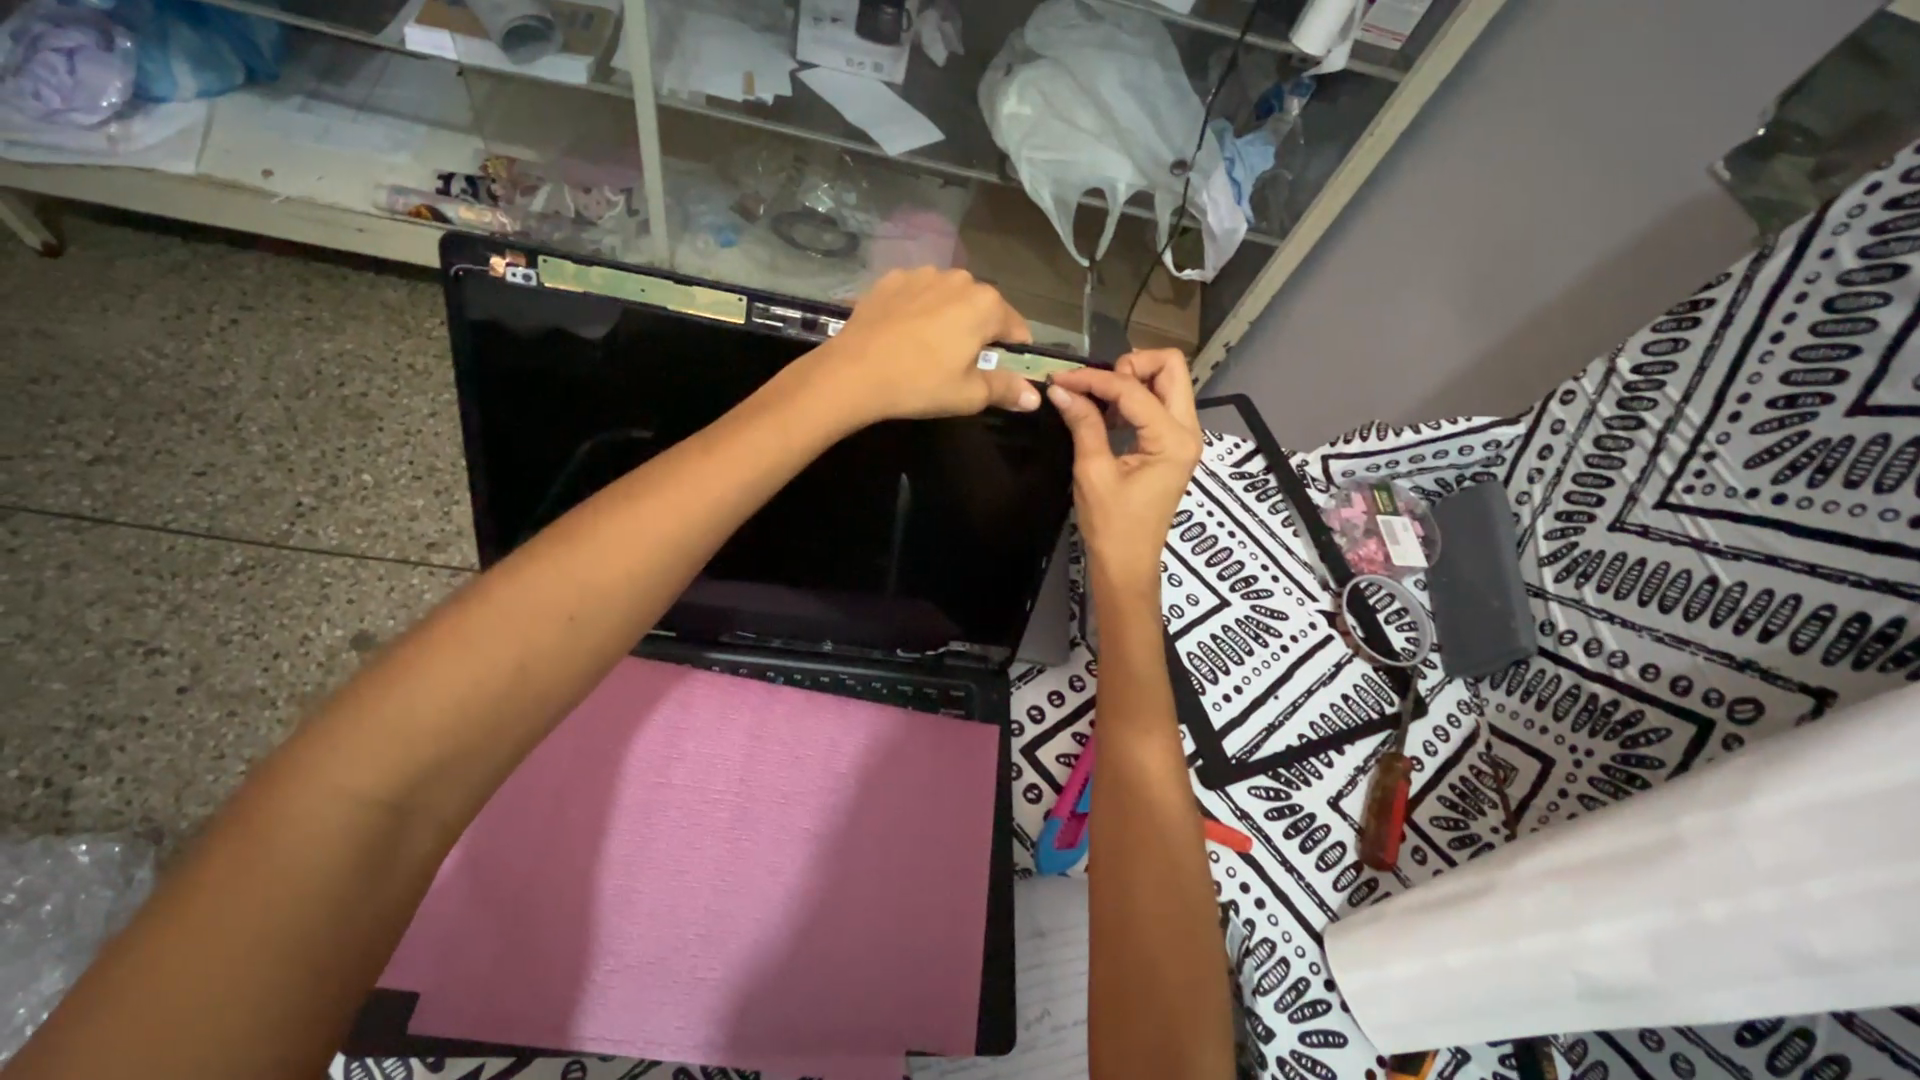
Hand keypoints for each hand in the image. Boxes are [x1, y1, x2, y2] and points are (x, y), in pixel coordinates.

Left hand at [803, 267, 1041, 425]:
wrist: (853, 372)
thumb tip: (1035, 397)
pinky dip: (918, 311)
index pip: (1017, 329)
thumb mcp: (969, 395)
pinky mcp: (891, 279)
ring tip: (928, 350)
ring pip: (949, 299)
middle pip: (983, 309)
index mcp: (987, 304)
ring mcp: (922, 274)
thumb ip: (1006, 389)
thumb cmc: (920, 384)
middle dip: (979, 333)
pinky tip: (903, 336)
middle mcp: (960, 279)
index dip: (1013, 354)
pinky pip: (917, 295)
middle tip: (959, 366)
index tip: (999, 374)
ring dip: (948, 319)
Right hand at [1047, 350, 1202, 597]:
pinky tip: (1106, 414)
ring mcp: (1184, 437)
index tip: (1062, 379)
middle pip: (1170, 368)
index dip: (1094, 379)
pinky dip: (1133, 398)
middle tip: (1094, 385)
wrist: (1127, 563)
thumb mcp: (1092, 472)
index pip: (1133, 389)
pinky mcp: (1173, 445)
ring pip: (1167, 382)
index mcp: (1172, 440)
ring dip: (1131, 380)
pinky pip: (1160, 403)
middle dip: (1129, 365)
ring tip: (1095, 399)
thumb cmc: (1111, 525)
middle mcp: (1188, 432)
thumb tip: (1061, 389)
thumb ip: (1083, 424)